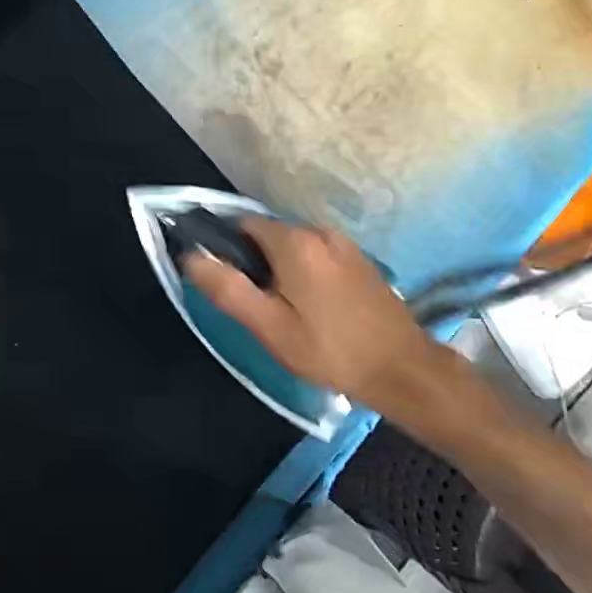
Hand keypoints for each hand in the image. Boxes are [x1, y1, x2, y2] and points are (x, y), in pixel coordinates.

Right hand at [180, 217, 446, 405]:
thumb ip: (227, 288)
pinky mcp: (360, 260)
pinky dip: (305, 273)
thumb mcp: (269, 326)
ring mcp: (345, 244)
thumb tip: (190, 256)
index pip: (243, 224)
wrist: (401, 368)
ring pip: (295, 247)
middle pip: (269, 235)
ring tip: (286, 313)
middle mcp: (320, 231)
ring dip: (281, 270)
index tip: (229, 284)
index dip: (228, 250)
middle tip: (259, 309)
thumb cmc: (329, 350)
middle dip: (256, 263)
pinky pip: (318, 256)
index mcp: (295, 241)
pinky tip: (314, 310)